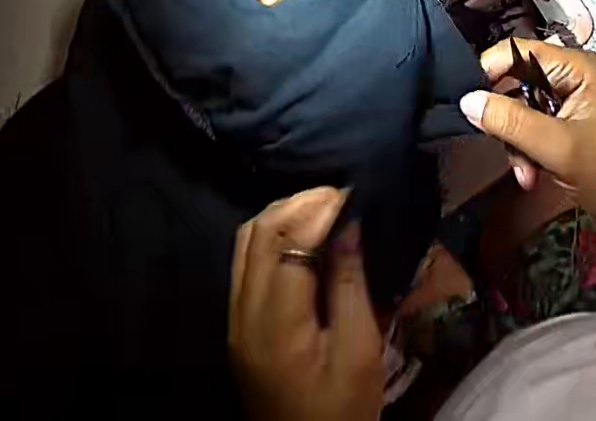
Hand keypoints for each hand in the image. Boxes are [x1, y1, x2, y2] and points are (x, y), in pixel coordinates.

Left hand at [228, 187, 382, 420]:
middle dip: (303, 202)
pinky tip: (305, 232)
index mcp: (274, 324)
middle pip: (261, 230)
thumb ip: (351, 280)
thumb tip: (350, 221)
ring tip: (327, 209)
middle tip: (344, 198)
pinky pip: (248, 256)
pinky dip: (275, 231)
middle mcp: (244, 314)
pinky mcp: (239, 322)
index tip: (355, 194)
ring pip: (249, 238)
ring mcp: (236, 318)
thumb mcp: (359, 348)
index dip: (322, 208)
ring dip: (286, 212)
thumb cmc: (343, 408)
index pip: (289, 241)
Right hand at [460, 38, 595, 235]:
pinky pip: (535, 127)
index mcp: (577, 68)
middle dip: (508, 120)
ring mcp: (573, 101)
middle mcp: (573, 77)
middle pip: (517, 82)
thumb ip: (511, 122)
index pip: (518, 51)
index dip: (490, 72)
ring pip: (522, 109)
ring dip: (518, 142)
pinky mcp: (571, 124)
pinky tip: (534, 175)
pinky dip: (529, 151)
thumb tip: (470, 101)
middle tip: (508, 149)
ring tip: (528, 173)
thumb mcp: (558, 148)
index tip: (471, 102)